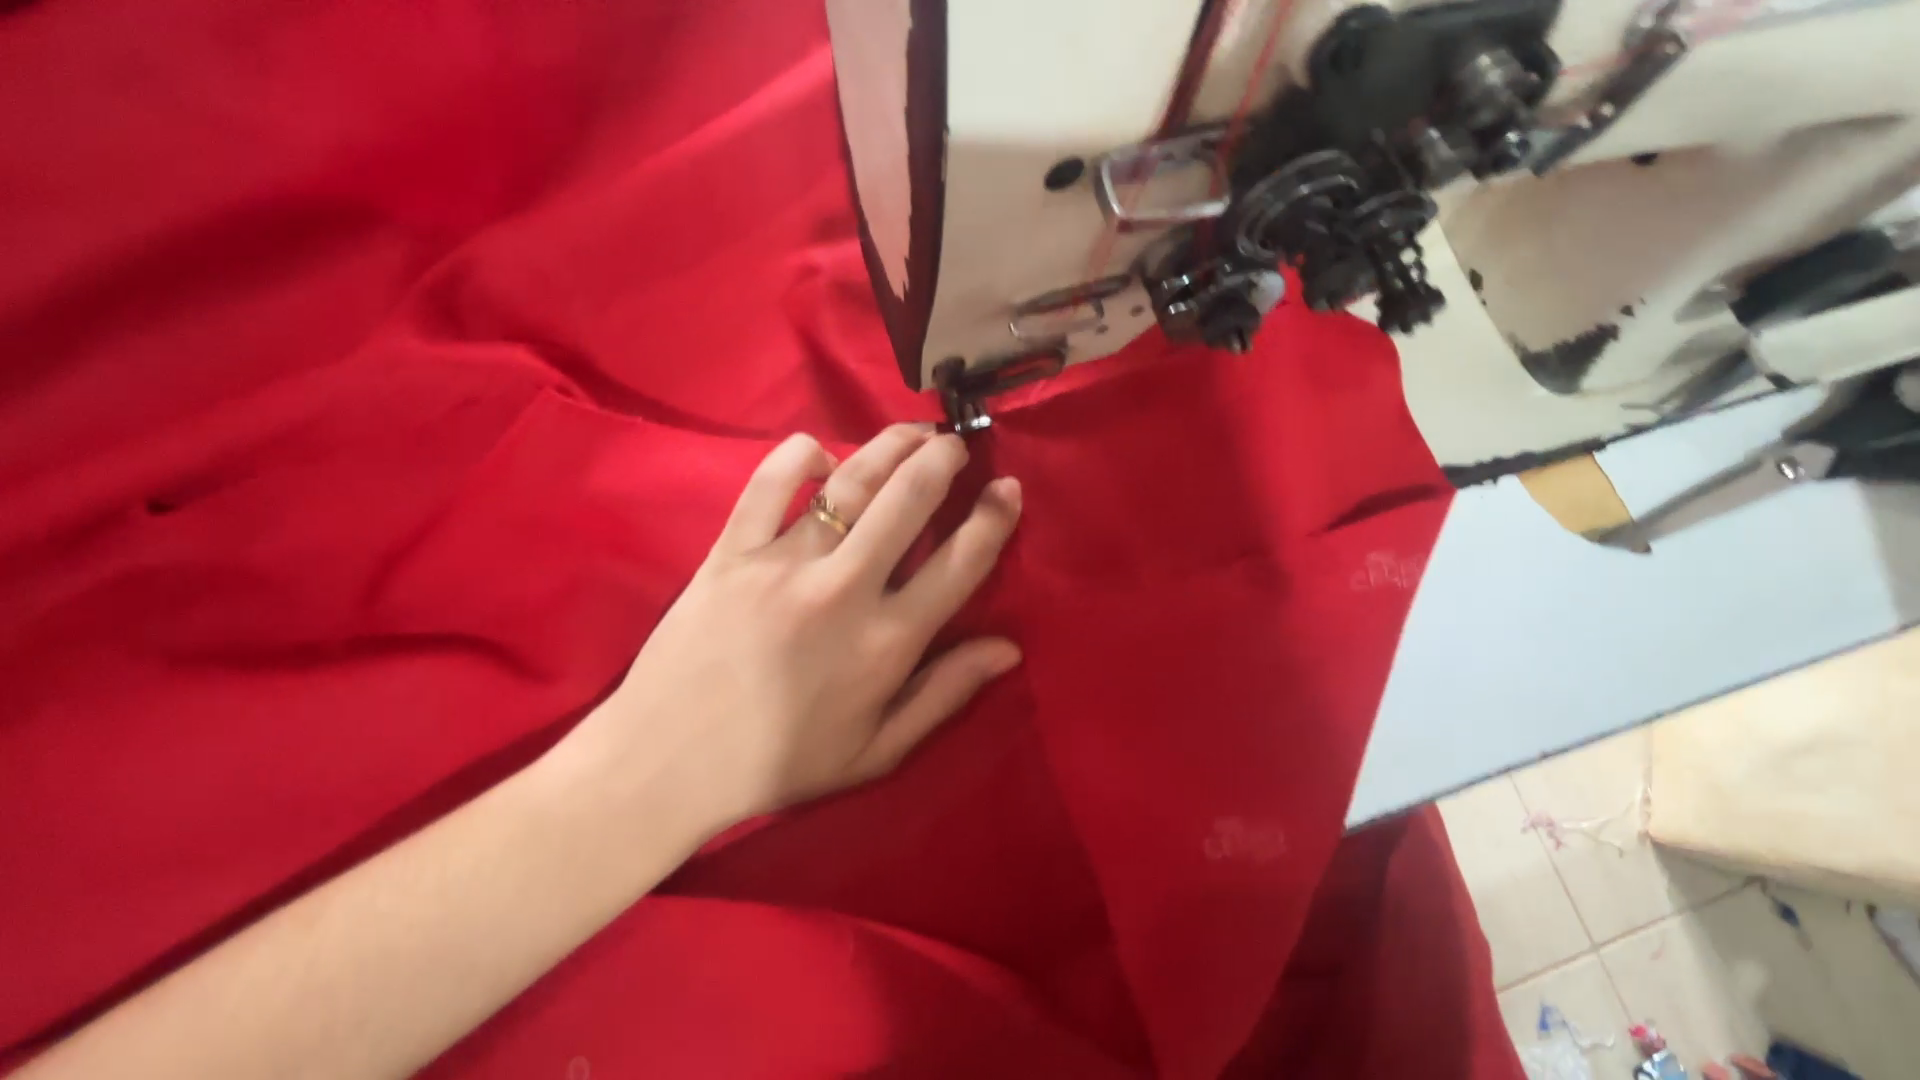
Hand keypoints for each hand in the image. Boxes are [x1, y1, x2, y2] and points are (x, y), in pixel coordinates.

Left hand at [565, 424, 1022, 831]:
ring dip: (889, 448)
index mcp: (886, 643)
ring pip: (849, 484)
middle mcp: (842, 591)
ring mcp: (782, 564)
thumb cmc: (780, 763)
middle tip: (956, 444)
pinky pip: (769, 484)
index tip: (1007, 488)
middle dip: (942, 461)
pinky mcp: (730, 551)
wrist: (668, 762)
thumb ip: (944, 695)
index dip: (992, 518)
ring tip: (913, 433)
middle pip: (907, 502)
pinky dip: (800, 456)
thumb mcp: (875, 752)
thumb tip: (1008, 649)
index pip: (959, 564)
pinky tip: (822, 454)